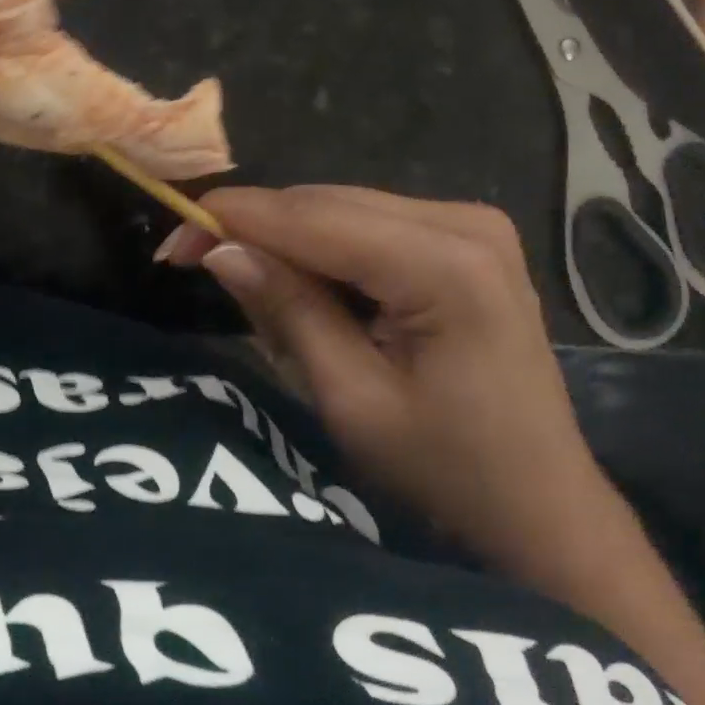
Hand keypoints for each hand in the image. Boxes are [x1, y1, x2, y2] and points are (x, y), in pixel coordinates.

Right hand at [159, 187, 612, 570]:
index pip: (307, 217)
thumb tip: (217, 249)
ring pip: (333, 205)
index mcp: (445, 267)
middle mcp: (464, 225)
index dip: (227, 221)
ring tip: (231, 273)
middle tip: (184, 259)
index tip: (167, 246)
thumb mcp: (349, 396)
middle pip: (318, 202)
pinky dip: (310, 244)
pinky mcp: (461, 240)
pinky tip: (288, 277)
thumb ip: (286, 311)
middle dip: (245, 225)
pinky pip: (359, 221)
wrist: (538, 502)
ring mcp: (469, 227)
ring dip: (274, 235)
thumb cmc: (443, 464)